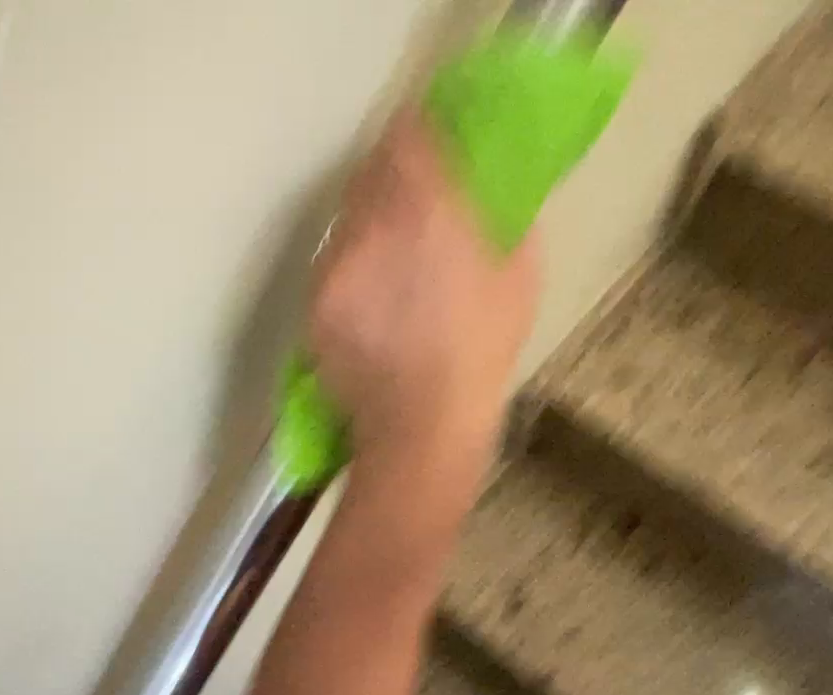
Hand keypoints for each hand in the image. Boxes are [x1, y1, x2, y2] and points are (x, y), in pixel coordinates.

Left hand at [308, 108, 540, 475]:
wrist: (421, 424)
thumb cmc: (481, 352)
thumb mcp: (519, 276)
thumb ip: (504, 219)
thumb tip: (493, 194)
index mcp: (427, 209)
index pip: (406, 137)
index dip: (416, 133)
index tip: (427, 141)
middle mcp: (370, 225)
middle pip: (370, 175)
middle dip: (390, 179)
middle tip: (411, 201)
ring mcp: (335, 265)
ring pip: (346, 223)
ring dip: (367, 228)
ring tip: (390, 262)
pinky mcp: (314, 303)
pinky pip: (331, 268)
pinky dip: (350, 271)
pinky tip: (371, 302)